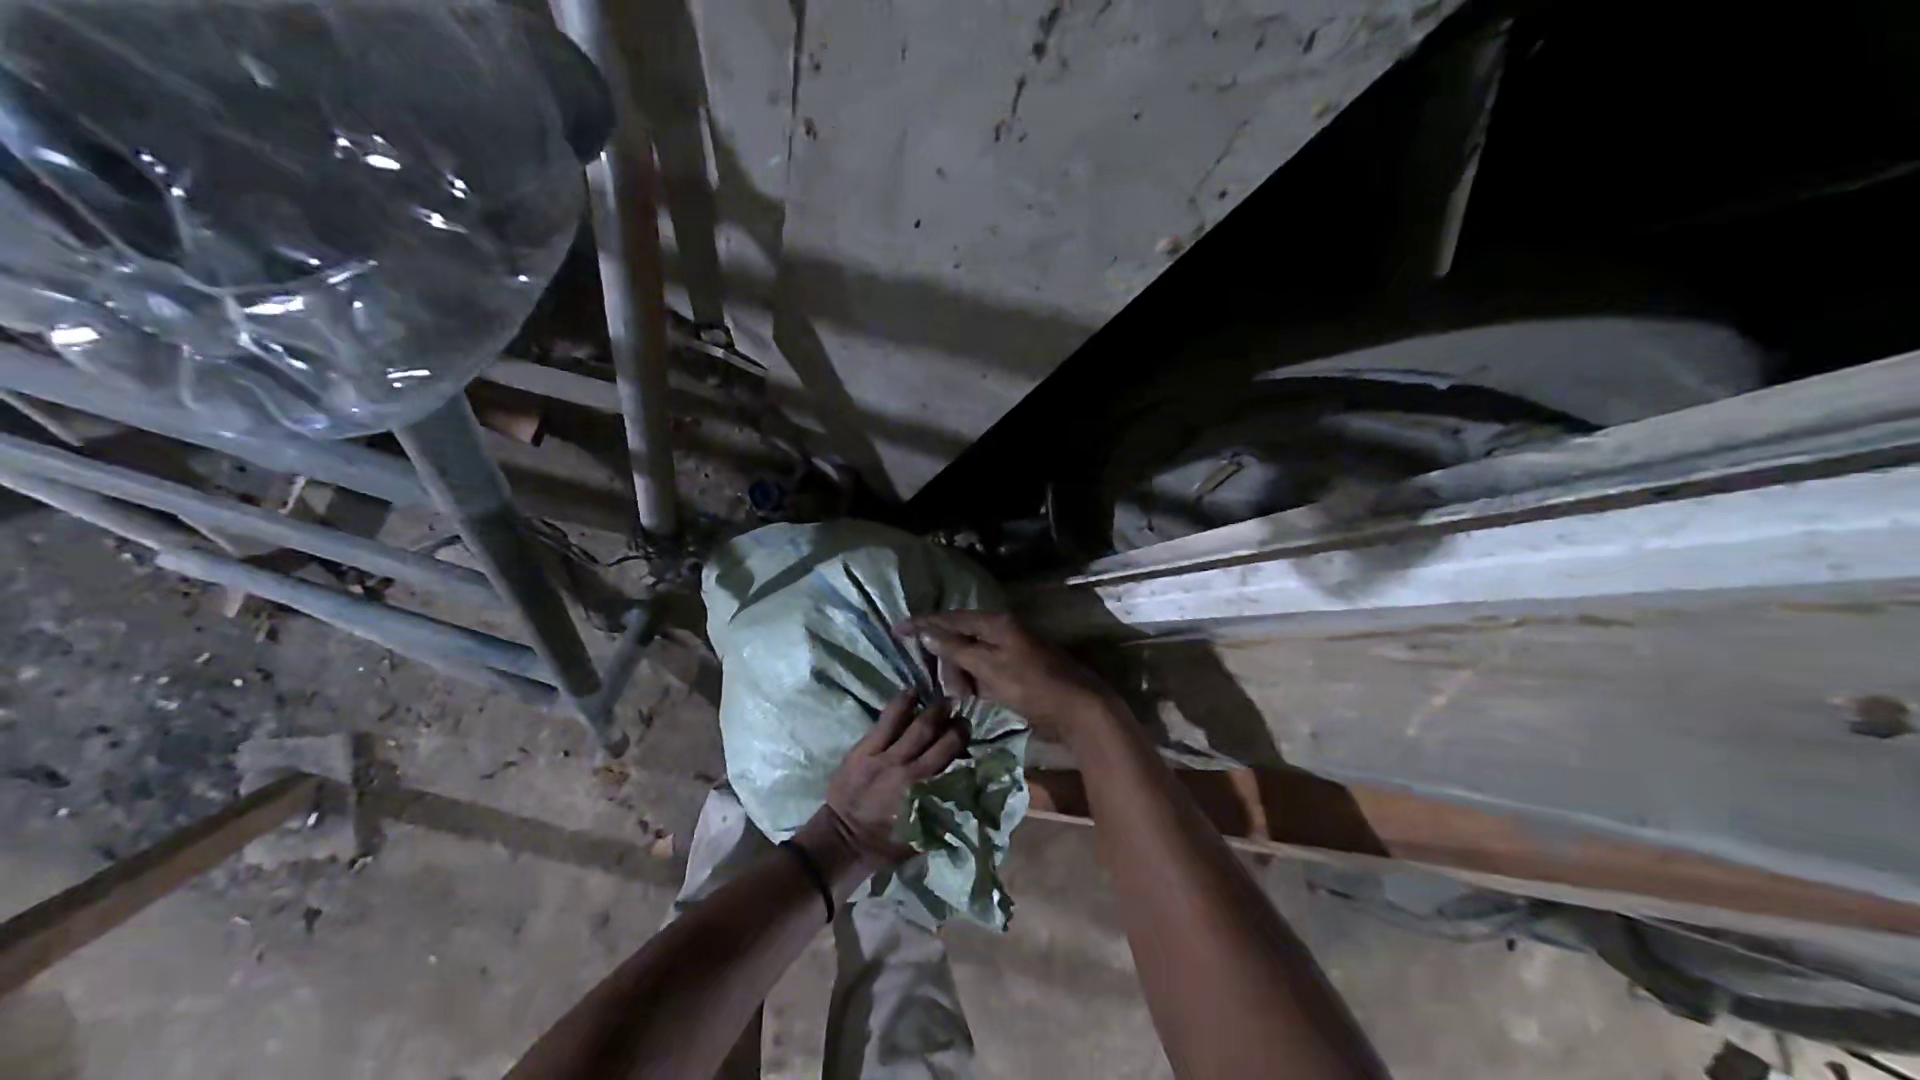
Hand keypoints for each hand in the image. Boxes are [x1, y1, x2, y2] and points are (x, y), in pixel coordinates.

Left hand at [818, 689, 967, 862]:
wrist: (841, 841)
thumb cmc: (885, 844)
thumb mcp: (921, 833)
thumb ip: (942, 810)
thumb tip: (964, 789)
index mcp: (920, 790)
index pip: (947, 756)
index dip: (959, 739)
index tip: (968, 728)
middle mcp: (904, 768)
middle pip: (930, 734)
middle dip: (948, 719)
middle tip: (958, 708)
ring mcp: (880, 756)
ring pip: (908, 723)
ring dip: (927, 707)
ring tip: (939, 696)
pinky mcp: (862, 750)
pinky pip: (883, 722)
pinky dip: (899, 706)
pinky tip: (909, 693)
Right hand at [895, 611, 1122, 741]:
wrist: (1079, 710)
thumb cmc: (1033, 685)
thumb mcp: (990, 667)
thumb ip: (957, 650)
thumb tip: (927, 633)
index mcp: (996, 623)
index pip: (950, 618)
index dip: (922, 624)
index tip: (896, 631)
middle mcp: (1001, 632)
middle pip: (959, 638)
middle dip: (946, 661)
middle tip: (948, 689)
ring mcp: (1009, 652)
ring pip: (970, 658)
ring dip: (960, 676)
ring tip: (961, 698)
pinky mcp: (1015, 672)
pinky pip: (983, 672)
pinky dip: (974, 683)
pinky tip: (970, 697)